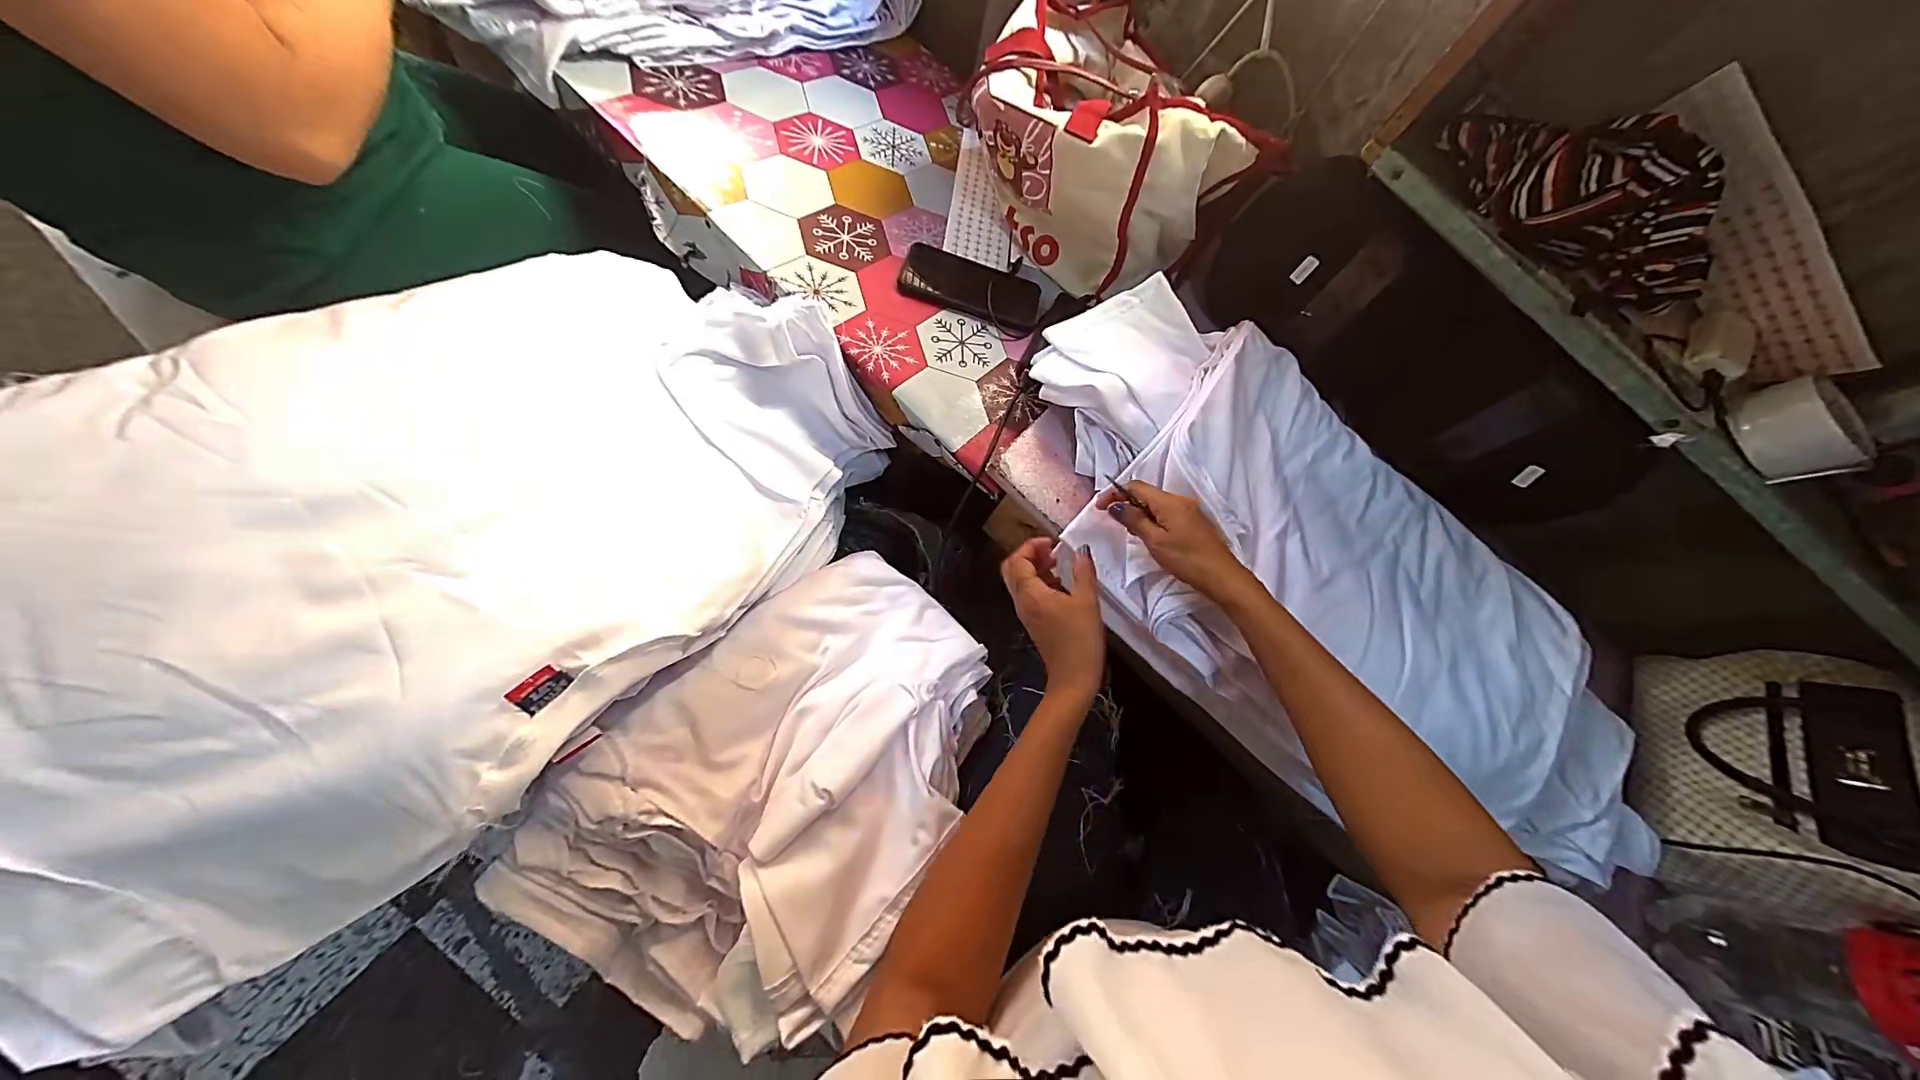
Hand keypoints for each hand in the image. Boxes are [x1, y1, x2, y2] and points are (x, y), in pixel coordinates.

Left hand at [1000, 538, 1104, 698]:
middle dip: (1029, 555)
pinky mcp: (1034, 621)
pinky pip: (1029, 594)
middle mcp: (1022, 602)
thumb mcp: (1088, 602)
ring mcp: (1026, 613)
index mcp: (1030, 595)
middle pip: (1012, 569)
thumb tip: (1080, 551)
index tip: (1052, 543)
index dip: (1031, 546)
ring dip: (1035, 568)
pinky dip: (1040, 582)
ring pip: (1020, 582)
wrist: (1073, 678)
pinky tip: (1062, 584)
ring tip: (1059, 564)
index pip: (1017, 561)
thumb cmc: (1080, 641)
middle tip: (1052, 551)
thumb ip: (1083, 572)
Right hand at [1095, 481, 1260, 605]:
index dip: (1115, 493)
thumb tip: (1116, 505)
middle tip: (1110, 518)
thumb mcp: (1155, 541)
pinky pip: (1165, 512)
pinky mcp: (1192, 522)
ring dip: (1138, 510)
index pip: (1136, 487)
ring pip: (1156, 503)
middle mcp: (1180, 500)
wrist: (1221, 576)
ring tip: (1126, 527)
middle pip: (1146, 493)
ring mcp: (1188, 510)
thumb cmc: (1186, 559)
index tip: (1100, 507)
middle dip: (1125, 501)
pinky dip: (1151, 518)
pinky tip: (1146, 532)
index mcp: (1169, 502)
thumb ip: (1134, 520)